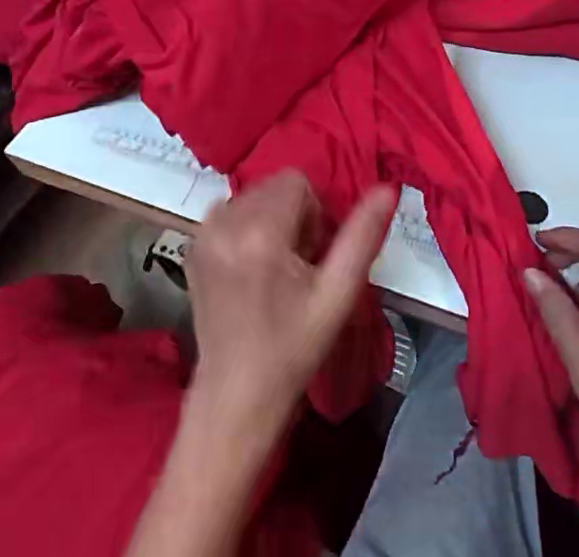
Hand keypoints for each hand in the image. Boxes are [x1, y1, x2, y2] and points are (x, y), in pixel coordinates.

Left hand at [129, 174, 393, 556]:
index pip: (297, 182)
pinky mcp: (192, 247)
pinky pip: (230, 211)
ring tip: (276, 269)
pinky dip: (247, 227)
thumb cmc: (293, 347)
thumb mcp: (338, 294)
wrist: (237, 394)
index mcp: (258, 233)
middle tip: (298, 266)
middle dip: (295, 215)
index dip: (316, 215)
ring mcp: (202, 235)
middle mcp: (223, 224)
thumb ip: (363, 236)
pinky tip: (252, 268)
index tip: (314, 256)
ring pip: (253, 196)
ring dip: (272, 220)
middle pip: (274, 186)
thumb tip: (386, 189)